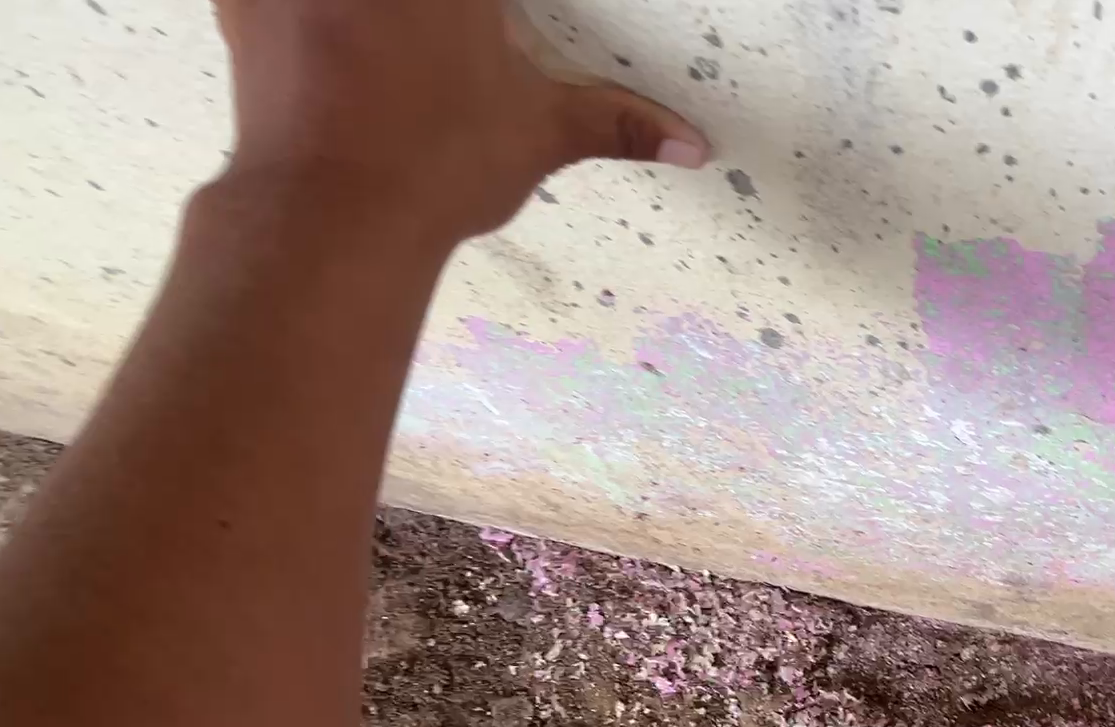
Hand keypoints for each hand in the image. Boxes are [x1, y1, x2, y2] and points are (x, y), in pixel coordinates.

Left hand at [212, 0, 708, 243]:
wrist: (337, 211)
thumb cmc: (444, 161)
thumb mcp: (544, 133)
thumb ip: (619, 122)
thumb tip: (695, 145)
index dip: (493, 8)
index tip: (494, 26)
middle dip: (457, 14)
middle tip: (466, 38)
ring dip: (392, 15)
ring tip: (411, 51)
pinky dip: (311, 9)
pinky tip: (346, 40)